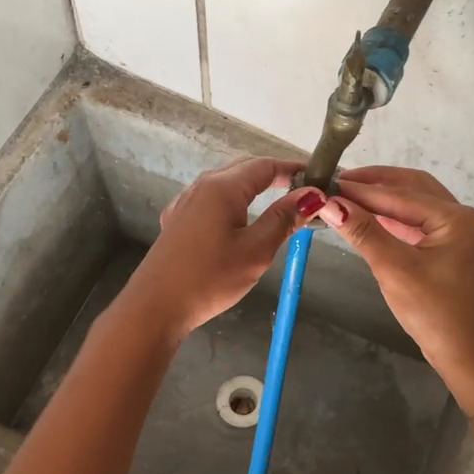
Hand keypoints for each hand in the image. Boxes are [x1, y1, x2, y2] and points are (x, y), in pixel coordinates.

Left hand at [119, 156, 324, 341]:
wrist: (156, 307)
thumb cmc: (211, 278)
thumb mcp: (256, 250)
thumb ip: (284, 219)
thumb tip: (312, 195)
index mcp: (223, 188)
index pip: (265, 165)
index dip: (293, 169)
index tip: (317, 178)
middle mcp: (201, 187)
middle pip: (243, 169)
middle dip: (274, 175)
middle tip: (302, 191)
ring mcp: (184, 204)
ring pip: (225, 184)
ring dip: (252, 187)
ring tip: (277, 203)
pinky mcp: (176, 223)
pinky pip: (210, 201)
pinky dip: (232, 202)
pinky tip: (237, 220)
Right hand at [316, 166, 473, 382]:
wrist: (461, 353)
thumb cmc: (431, 312)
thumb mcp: (393, 269)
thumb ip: (363, 232)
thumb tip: (330, 203)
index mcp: (456, 218)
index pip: (401, 195)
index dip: (362, 189)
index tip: (329, 182)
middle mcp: (461, 217)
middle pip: (413, 188)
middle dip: (376, 183)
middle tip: (339, 181)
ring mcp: (457, 233)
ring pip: (415, 204)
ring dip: (383, 199)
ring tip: (348, 196)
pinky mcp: (448, 248)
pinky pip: (417, 222)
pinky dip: (392, 218)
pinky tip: (368, 217)